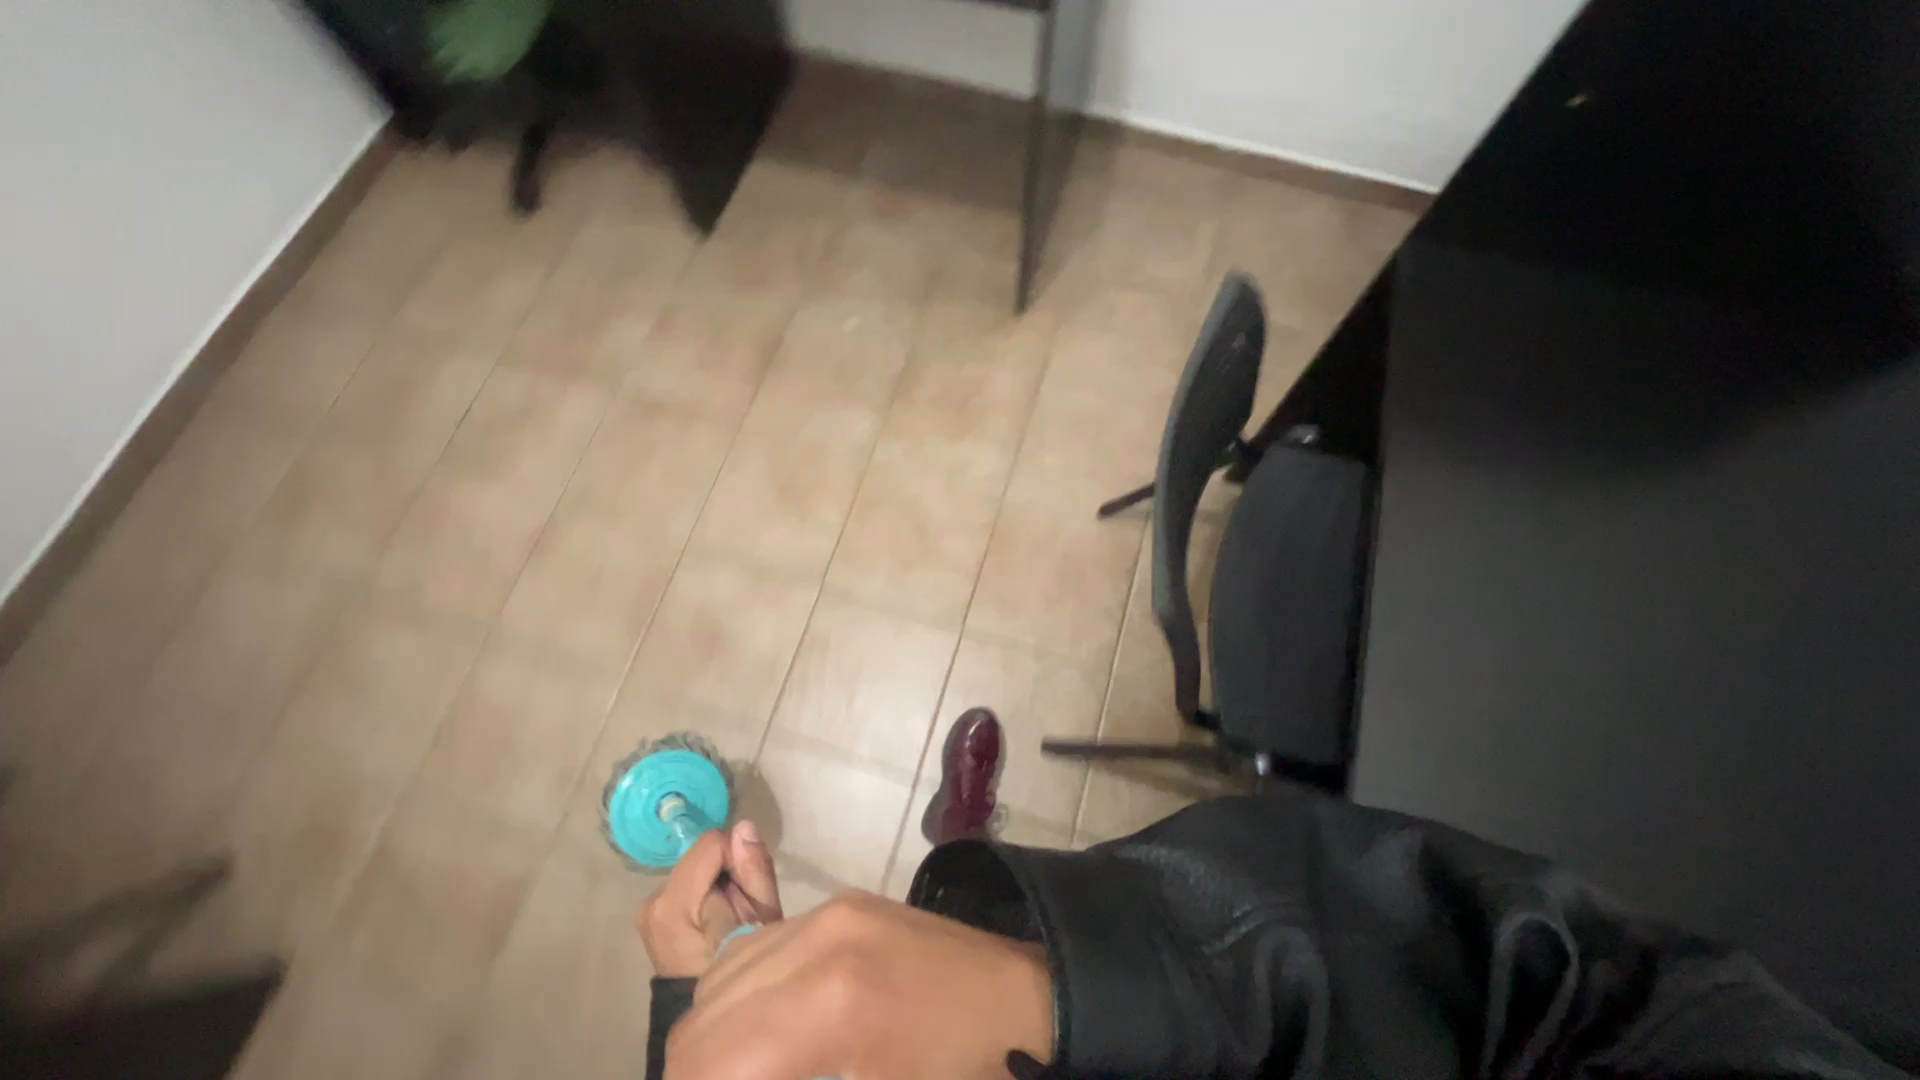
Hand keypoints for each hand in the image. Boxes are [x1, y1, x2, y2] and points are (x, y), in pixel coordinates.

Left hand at [637, 821, 781, 977]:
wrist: (708, 1011)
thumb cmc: (740, 969)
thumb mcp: (762, 920)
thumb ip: (753, 870)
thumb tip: (743, 826)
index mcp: (672, 904)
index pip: (712, 844)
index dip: (738, 860)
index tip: (748, 892)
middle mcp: (652, 901)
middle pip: (702, 856)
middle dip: (727, 871)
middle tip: (740, 907)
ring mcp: (647, 909)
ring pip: (695, 868)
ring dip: (717, 881)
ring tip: (728, 916)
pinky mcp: (651, 914)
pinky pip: (687, 883)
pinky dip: (705, 892)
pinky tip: (713, 918)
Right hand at [664, 891, 1053, 1079]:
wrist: (1021, 995)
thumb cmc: (958, 1068)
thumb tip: (743, 1076)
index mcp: (828, 1005)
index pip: (709, 1058)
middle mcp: (816, 942)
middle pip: (703, 1015)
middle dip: (699, 1070)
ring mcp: (828, 913)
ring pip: (723, 975)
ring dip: (719, 1029)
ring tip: (748, 1064)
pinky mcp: (839, 903)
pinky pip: (760, 948)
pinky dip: (747, 991)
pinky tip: (774, 1022)